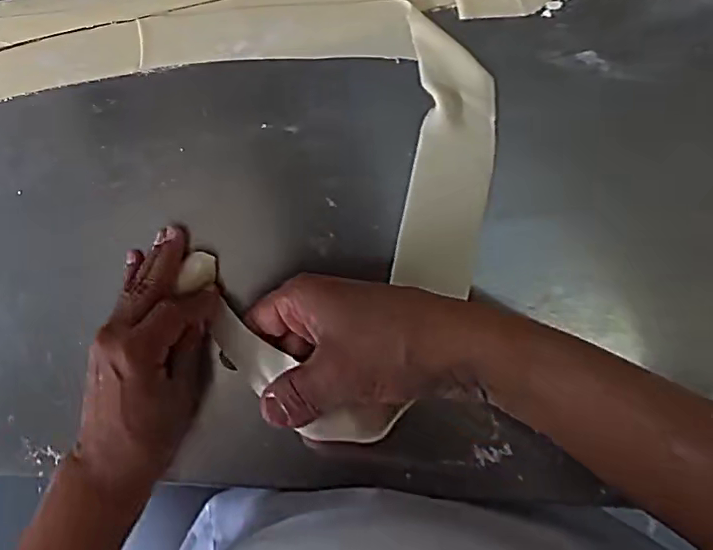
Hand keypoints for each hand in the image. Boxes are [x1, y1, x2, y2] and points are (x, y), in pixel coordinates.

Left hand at [71, 226, 219, 493]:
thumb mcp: (180, 398)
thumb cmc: (147, 441)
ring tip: (161, 240)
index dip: (197, 301)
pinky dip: (131, 282)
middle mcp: (116, 335)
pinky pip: (121, 303)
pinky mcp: (101, 340)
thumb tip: (198, 318)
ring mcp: (104, 336)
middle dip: (166, 260)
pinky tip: (135, 262)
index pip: (173, 311)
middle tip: (177, 234)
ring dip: (150, 264)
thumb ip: (189, 350)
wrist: (105, 465)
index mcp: (137, 351)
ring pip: (133, 292)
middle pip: (148, 289)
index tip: (213, 291)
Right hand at [245, 274, 504, 430]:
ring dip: (316, 390)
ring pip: (313, 360)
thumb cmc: (395, 341)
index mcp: (301, 296)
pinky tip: (349, 412)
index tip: (260, 391)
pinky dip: (339, 388)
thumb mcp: (334, 376)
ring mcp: (344, 321)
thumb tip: (271, 408)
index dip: (254, 358)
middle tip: (294, 409)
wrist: (458, 345)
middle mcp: (318, 303)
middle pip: (284, 344)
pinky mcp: (366, 339)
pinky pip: (338, 365)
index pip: (257, 323)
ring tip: (325, 415)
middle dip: (289, 381)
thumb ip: (295, 395)